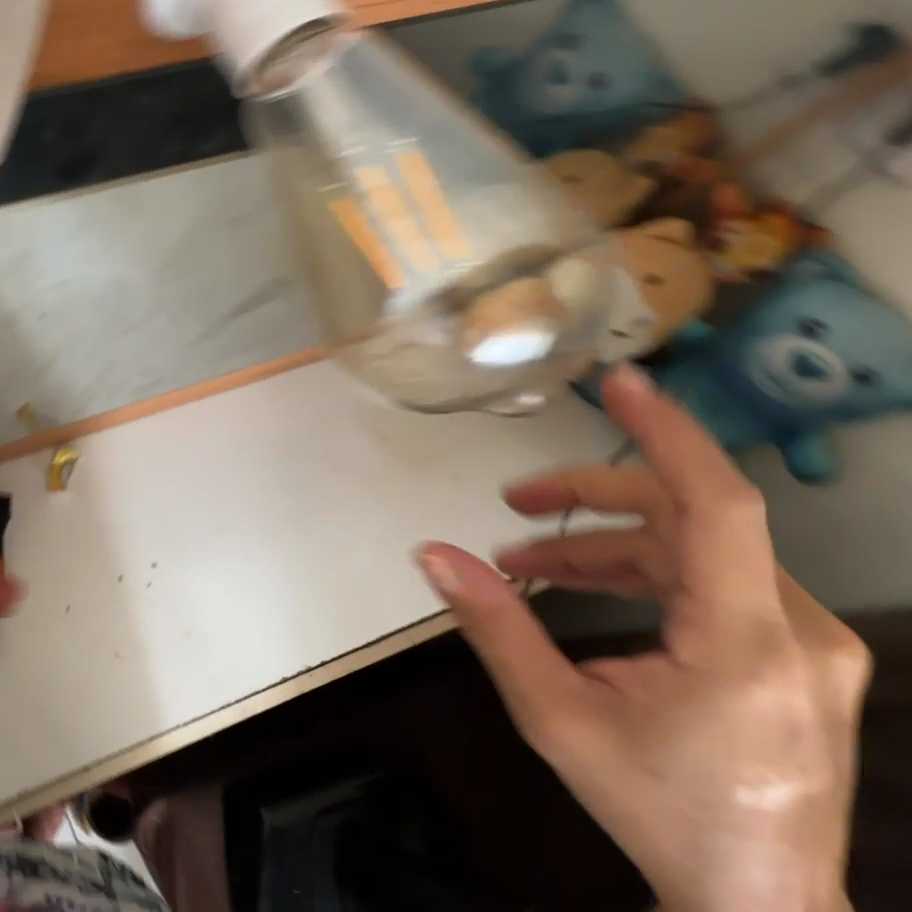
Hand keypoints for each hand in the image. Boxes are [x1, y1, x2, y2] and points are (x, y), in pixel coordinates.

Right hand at [416, 364, 869, 911]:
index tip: (623, 383)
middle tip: (514, 505)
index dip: (667, 436)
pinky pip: (716, 584)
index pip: (718, 508)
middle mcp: (796, 631)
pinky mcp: (801, 657)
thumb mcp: (554, 717)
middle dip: (595, 503)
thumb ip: (494, 626)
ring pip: (700, 554)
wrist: (756, 897)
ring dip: (609, 545)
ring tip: (528, 560)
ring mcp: (809, 644)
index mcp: (742, 644)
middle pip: (692, 524)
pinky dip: (644, 573)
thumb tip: (434, 554)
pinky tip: (584, 589)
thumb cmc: (655, 808)